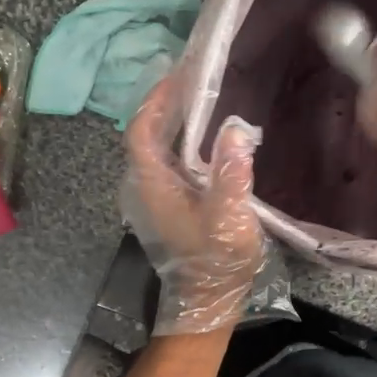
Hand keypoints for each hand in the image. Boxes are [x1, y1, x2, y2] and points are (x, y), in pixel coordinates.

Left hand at [121, 75, 266, 333]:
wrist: (208, 300)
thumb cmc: (216, 259)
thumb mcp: (230, 217)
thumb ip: (231, 173)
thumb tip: (235, 128)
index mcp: (153, 185)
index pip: (141, 131)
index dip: (156, 101)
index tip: (178, 76)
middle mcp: (146, 186)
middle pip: (147, 134)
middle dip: (166, 104)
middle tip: (195, 77)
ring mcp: (156, 195)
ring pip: (158, 147)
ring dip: (175, 120)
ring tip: (203, 95)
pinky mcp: (169, 202)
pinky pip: (169, 159)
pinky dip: (183, 138)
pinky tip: (208, 132)